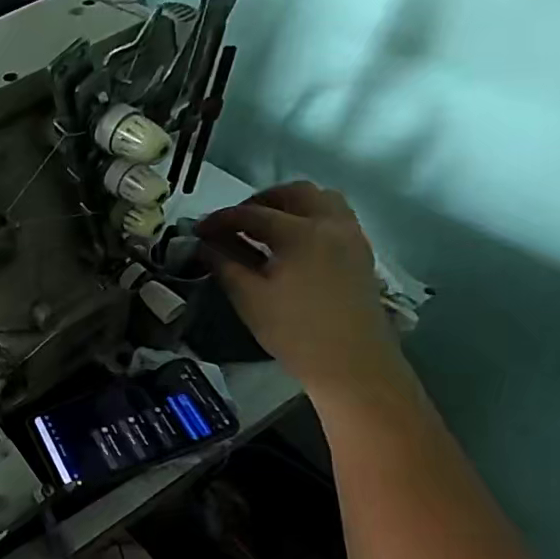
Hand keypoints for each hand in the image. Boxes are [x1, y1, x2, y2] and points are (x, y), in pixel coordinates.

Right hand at [198, 182, 413, 403]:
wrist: (352, 365)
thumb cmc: (295, 333)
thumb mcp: (249, 298)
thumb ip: (225, 264)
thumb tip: (204, 244)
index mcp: (300, 232)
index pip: (252, 214)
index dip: (221, 219)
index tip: (198, 230)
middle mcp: (330, 223)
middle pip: (293, 193)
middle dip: (260, 201)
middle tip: (236, 223)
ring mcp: (351, 236)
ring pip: (320, 200)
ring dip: (290, 205)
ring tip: (266, 228)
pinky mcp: (361, 253)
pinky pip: (334, 218)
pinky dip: (310, 218)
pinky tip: (293, 244)